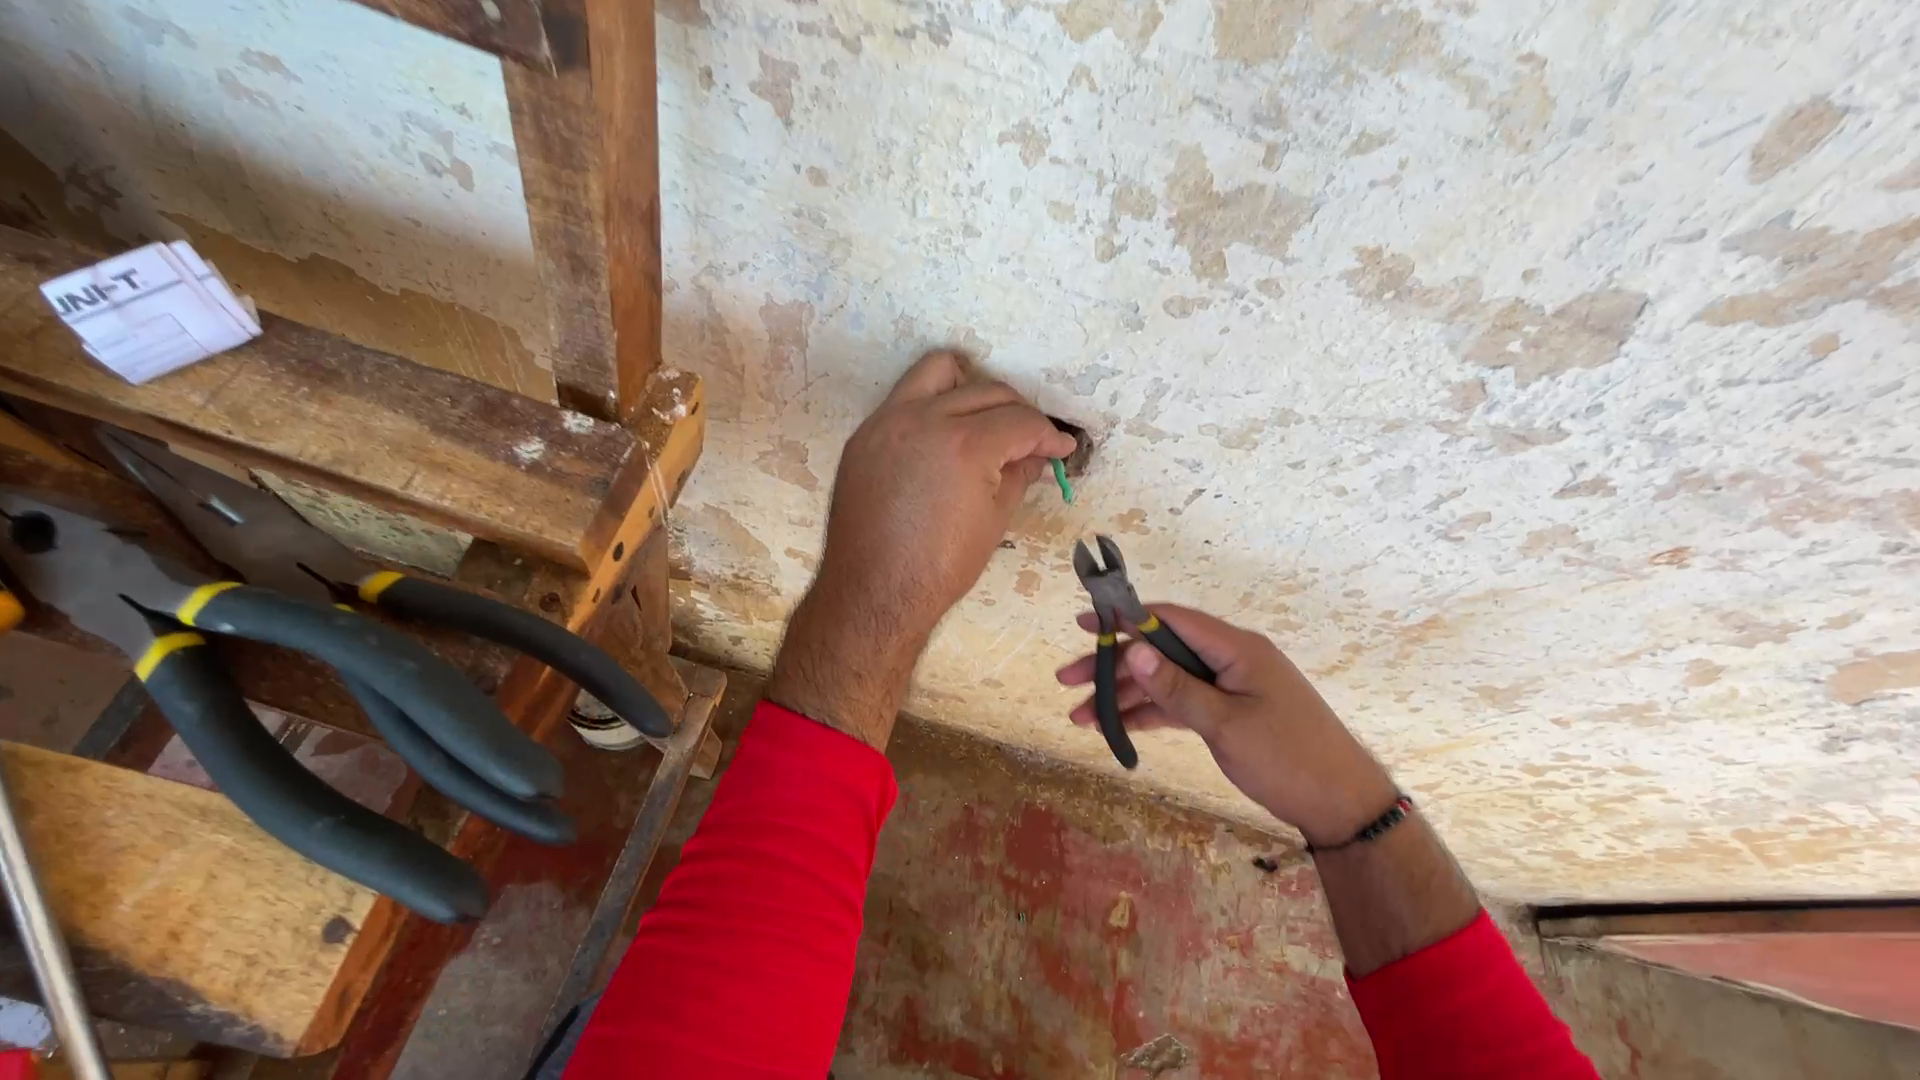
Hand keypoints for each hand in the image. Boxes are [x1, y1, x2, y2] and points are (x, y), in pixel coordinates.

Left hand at [768, 351, 1076, 746]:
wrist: (875, 591)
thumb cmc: (942, 566)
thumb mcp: (994, 519)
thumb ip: (1019, 474)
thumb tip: (1037, 453)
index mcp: (964, 443)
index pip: (1021, 421)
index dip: (1049, 435)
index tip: (1061, 448)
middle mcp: (924, 418)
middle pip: (987, 390)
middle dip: (1018, 412)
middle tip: (1029, 440)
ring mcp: (888, 421)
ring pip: (938, 371)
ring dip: (970, 385)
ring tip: (983, 418)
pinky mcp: (866, 434)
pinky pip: (905, 398)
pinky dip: (932, 406)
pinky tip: (943, 438)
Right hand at [1056, 605, 1399, 845]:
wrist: (1341, 805)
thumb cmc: (1288, 758)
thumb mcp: (1226, 724)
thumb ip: (1176, 688)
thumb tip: (1134, 648)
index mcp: (1236, 648)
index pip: (1170, 620)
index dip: (1125, 619)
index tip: (1084, 624)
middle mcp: (1229, 659)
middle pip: (1161, 652)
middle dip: (1114, 666)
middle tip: (1068, 681)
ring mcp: (1229, 686)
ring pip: (1166, 681)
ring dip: (1126, 696)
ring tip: (1083, 717)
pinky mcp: (1228, 713)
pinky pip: (1180, 704)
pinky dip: (1151, 714)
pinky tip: (1119, 728)